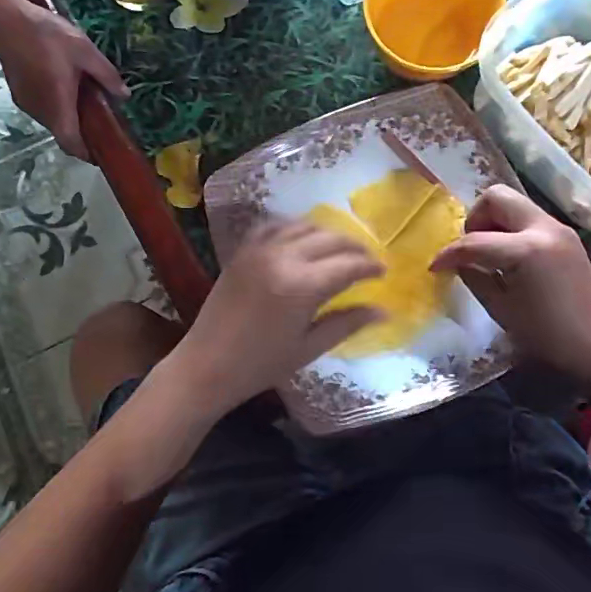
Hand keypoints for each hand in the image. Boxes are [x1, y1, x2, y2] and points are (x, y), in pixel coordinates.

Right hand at [0, 0, 128, 161]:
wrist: (2, 19)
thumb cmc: (47, 37)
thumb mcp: (85, 52)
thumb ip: (106, 75)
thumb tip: (124, 95)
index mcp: (58, 109)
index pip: (71, 144)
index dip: (87, 154)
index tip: (102, 153)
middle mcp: (41, 113)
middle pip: (63, 133)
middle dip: (82, 133)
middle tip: (103, 122)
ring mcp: (27, 103)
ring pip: (52, 121)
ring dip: (69, 118)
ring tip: (87, 103)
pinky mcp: (19, 93)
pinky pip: (42, 108)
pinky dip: (57, 107)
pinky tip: (66, 88)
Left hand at [165, 221, 381, 415]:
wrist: (207, 365)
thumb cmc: (261, 365)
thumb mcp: (310, 347)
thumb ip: (347, 323)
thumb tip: (383, 311)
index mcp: (303, 286)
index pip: (348, 265)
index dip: (370, 266)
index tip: (383, 272)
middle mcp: (283, 258)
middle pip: (330, 239)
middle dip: (354, 248)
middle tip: (367, 261)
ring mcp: (259, 250)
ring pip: (304, 227)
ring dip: (328, 235)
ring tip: (340, 250)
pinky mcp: (243, 251)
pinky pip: (274, 226)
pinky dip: (295, 228)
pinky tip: (304, 240)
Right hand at [432, 185, 590, 390]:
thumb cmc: (548, 337)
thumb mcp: (502, 310)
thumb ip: (475, 277)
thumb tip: (457, 262)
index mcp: (526, 250)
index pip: (474, 240)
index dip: (449, 253)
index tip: (435, 267)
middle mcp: (543, 228)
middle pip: (496, 197)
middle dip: (474, 219)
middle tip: (468, 249)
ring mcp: (558, 228)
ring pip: (514, 204)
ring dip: (493, 222)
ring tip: (485, 255)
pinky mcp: (566, 236)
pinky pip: (528, 218)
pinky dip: (510, 229)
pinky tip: (505, 259)